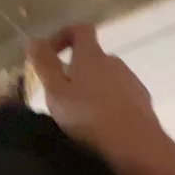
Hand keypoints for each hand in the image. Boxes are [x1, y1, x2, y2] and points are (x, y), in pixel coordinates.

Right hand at [28, 25, 174, 172]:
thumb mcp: (56, 92)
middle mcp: (114, 62)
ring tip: (81, 115)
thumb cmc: (89, 116)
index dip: (64, 35)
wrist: (136, 145)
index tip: (51, 55)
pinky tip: (102, 125)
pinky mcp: (142, 101)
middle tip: (61, 96)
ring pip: (106, 78)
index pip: (80, 29)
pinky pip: (120, 95)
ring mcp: (131, 81)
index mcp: (91, 56)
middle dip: (76, 70)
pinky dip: (109, 103)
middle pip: (93, 57)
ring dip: (92, 88)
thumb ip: (44, 64)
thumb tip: (33, 39)